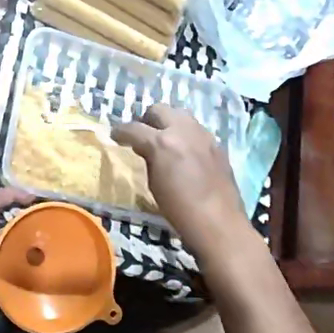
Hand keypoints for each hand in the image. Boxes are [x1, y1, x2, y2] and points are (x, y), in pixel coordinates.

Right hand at [113, 106, 252, 262]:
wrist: (218, 222)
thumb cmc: (178, 209)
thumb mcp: (153, 183)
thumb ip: (148, 158)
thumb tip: (144, 147)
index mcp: (161, 142)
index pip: (133, 128)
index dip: (120, 132)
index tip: (115, 136)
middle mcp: (182, 131)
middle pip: (158, 109)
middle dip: (145, 119)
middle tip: (141, 135)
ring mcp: (203, 135)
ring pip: (180, 114)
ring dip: (168, 122)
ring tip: (164, 140)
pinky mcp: (216, 144)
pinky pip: (195, 130)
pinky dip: (185, 134)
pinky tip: (184, 152)